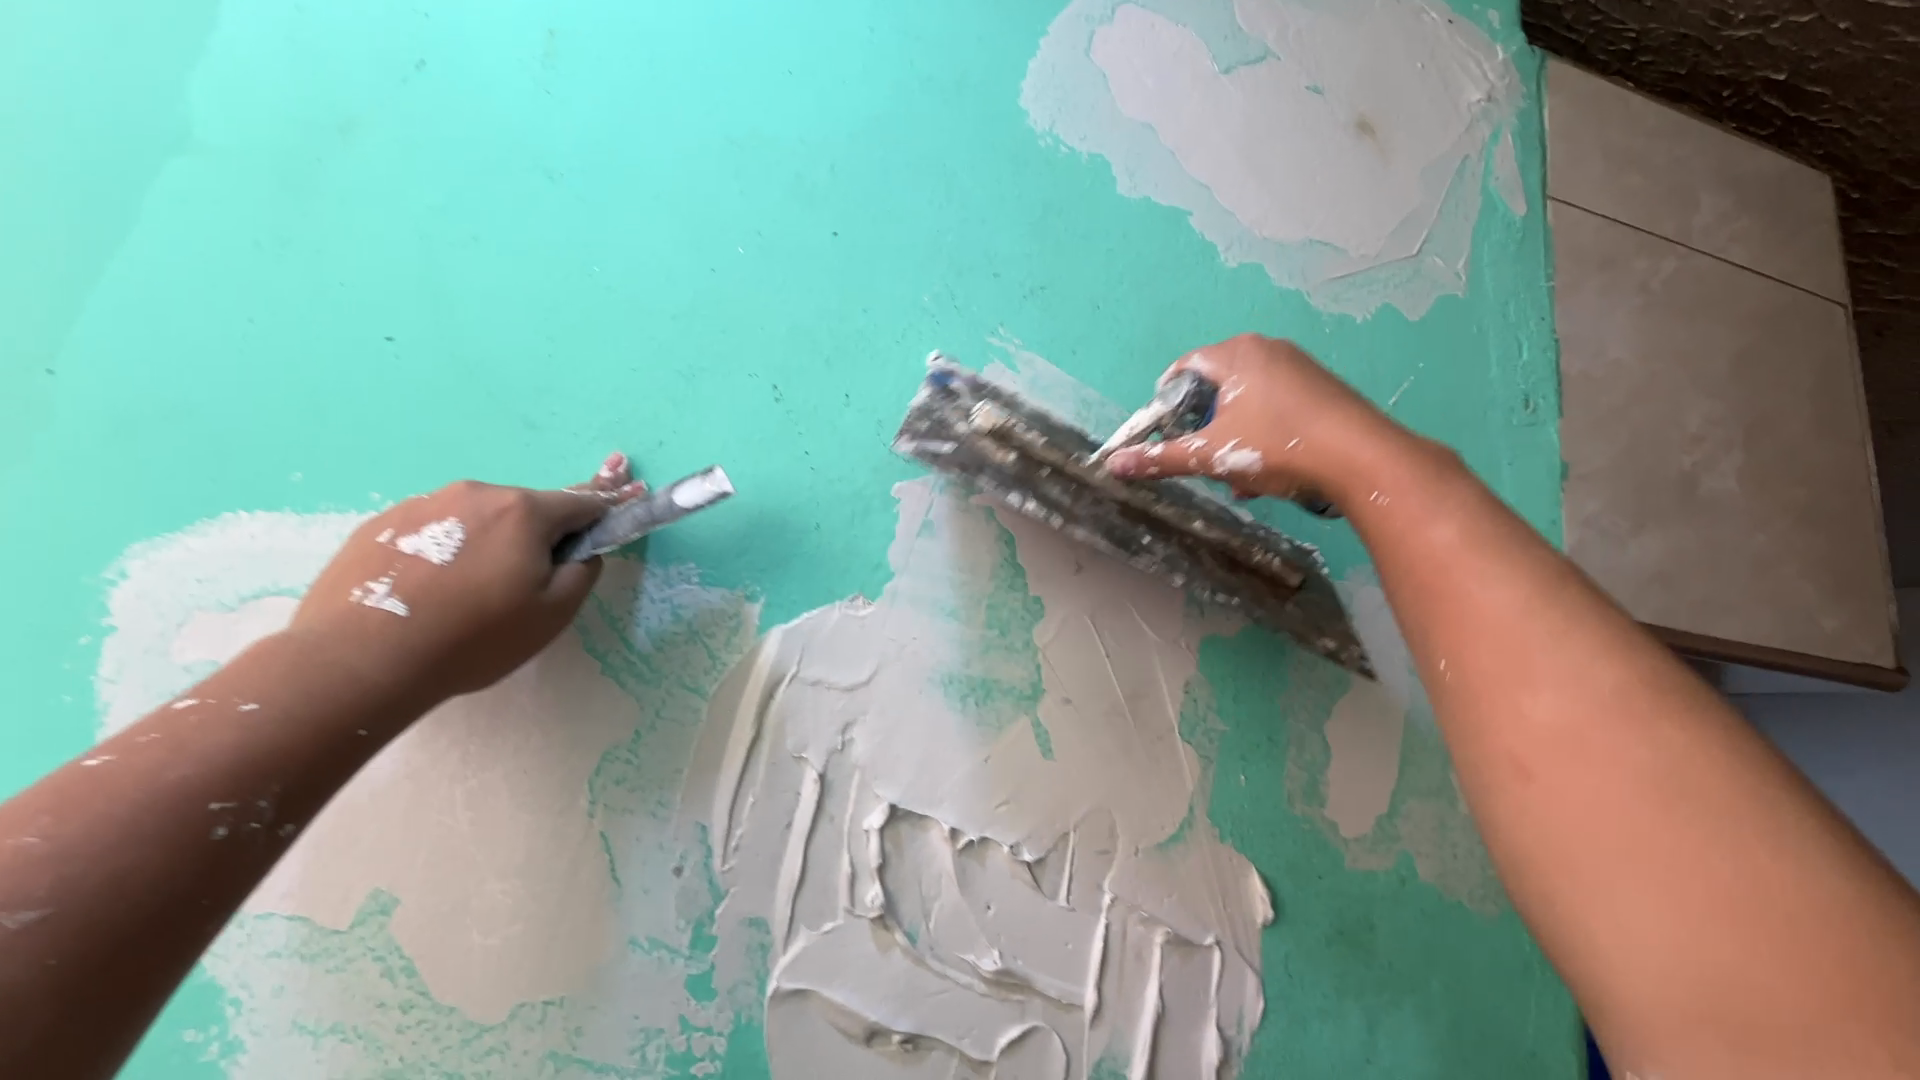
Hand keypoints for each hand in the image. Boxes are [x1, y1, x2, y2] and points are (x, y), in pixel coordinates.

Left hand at [285, 452, 644, 708]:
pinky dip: (445, 553)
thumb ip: (582, 571)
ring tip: (468, 596)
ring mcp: (422, 505)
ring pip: (477, 520)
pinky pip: (435, 532)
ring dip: (487, 544)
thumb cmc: (473, 639)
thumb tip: (581, 549)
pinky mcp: (380, 524)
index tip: (627, 492)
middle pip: (526, 510)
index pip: (581, 500)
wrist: (359, 660)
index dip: (607, 503)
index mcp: (524, 512)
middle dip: (537, 536)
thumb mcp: (552, 614)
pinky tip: (430, 592)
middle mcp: (475, 495)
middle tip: (526, 583)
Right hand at [1105, 334, 1414, 502]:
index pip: (1183, 368)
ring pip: (1246, 401)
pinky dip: (1261, 434)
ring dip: (1232, 437)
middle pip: (1215, 385)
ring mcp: (1298, 366)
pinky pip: (1275, 406)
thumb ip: (1162, 458)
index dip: (1167, 402)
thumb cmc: (1279, 447)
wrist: (1362, 459)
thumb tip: (1113, 464)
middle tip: (1202, 456)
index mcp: (1235, 354)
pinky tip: (1267, 473)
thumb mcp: (1214, 455)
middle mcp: (1266, 350)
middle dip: (1203, 426)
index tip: (1166, 434)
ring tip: (1236, 475)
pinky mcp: (1321, 388)